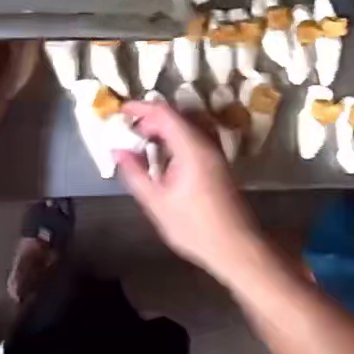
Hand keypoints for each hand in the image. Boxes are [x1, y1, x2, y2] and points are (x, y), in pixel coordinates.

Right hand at [115, 99, 284, 286]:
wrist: (236, 246)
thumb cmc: (194, 226)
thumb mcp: (156, 201)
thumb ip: (134, 172)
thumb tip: (117, 150)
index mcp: (191, 147)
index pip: (164, 112)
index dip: (140, 107)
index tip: (121, 111)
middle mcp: (206, 142)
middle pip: (176, 115)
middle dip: (150, 117)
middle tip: (129, 129)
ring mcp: (215, 152)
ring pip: (186, 125)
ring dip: (163, 127)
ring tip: (142, 140)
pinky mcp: (218, 162)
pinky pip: (194, 137)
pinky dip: (175, 137)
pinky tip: (163, 155)